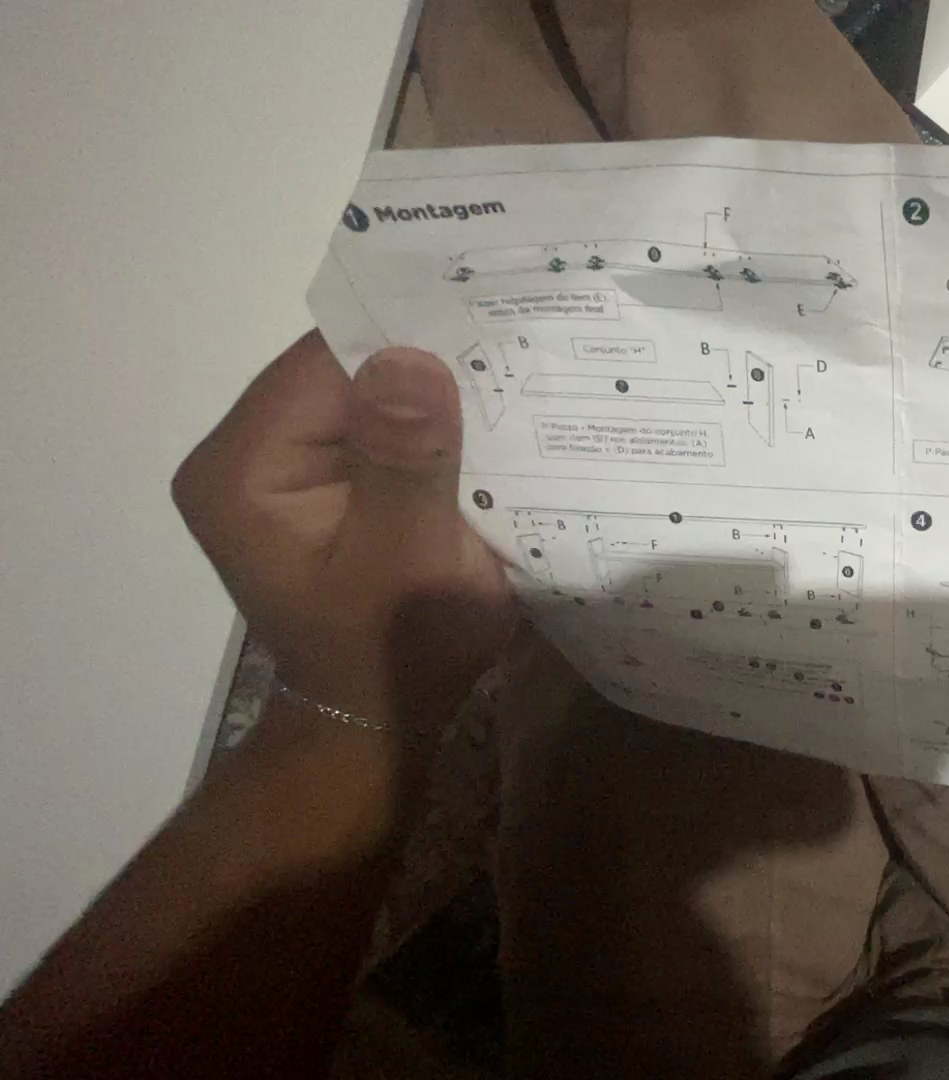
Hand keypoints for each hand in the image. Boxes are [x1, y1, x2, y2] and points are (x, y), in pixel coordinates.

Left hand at [173, 332, 511, 732]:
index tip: (494, 331)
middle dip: (433, 371)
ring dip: (446, 403)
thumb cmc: (399, 648)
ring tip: (523, 390)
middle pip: (349, 379)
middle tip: (524, 358)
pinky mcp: (341, 491)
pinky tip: (497, 435)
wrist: (386, 713)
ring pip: (378, 406)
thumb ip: (407, 465)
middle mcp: (261, 459)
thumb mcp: (411, 559)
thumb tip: (412, 360)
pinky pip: (394, 440)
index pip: (326, 368)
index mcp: (250, 470)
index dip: (407, 344)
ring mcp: (301, 475)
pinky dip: (445, 435)